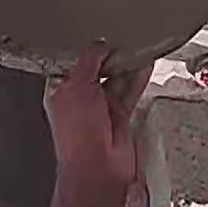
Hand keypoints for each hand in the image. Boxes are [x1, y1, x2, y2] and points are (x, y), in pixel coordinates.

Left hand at [44, 44, 147, 189]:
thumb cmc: (77, 135)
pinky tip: (146, 63)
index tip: (98, 35)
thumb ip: (89, 58)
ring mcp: (100, 107)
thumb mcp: (77, 84)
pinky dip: (139, 77)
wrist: (98, 171)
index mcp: (61, 90)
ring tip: (138, 46)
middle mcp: (80, 98)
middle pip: (98, 67)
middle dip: (110, 55)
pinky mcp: (119, 115)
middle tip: (122, 39)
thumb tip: (100, 44)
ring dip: (127, 64)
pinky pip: (130, 90)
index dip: (85, 48)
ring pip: (116, 77)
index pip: (73, 61)